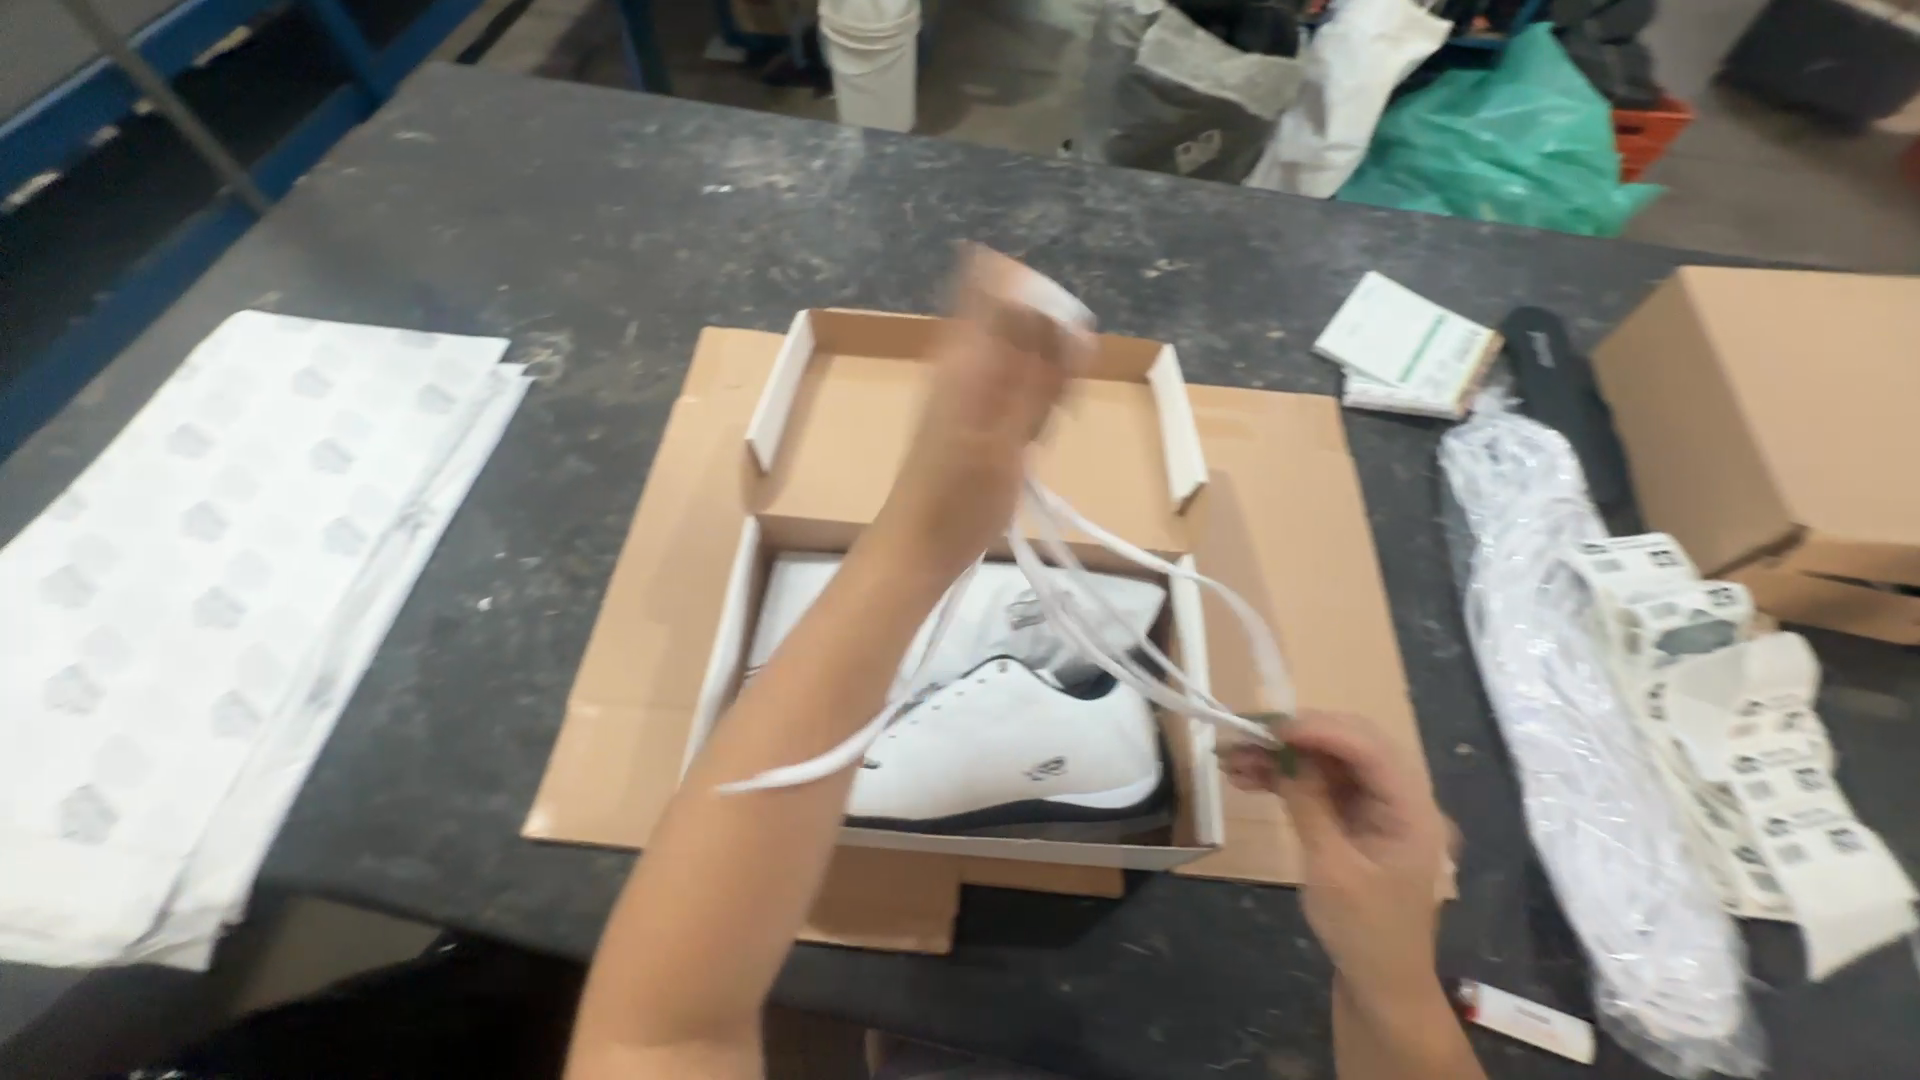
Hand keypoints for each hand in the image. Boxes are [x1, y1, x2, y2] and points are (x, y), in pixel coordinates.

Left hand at [870, 246, 1077, 580]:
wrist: (920, 546)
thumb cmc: (959, 500)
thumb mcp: (1006, 439)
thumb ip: (1039, 380)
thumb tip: (1072, 322)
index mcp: (965, 356)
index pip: (998, 284)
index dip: (1040, 302)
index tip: (1061, 349)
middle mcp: (965, 360)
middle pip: (1021, 323)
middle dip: (1050, 355)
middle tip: (1049, 405)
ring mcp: (969, 388)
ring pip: (1026, 361)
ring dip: (1045, 389)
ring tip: (1035, 434)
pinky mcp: (976, 414)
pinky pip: (1017, 391)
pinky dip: (1033, 412)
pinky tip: (1029, 445)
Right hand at [1222, 711, 1451, 1007]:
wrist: (1379, 980)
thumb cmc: (1364, 931)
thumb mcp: (1332, 870)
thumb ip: (1310, 805)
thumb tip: (1284, 755)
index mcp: (1410, 811)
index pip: (1370, 750)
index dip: (1321, 731)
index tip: (1271, 730)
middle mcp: (1396, 798)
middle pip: (1349, 743)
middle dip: (1295, 735)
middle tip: (1246, 734)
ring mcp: (1373, 805)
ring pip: (1326, 759)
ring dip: (1280, 754)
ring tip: (1231, 759)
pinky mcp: (1350, 815)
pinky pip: (1315, 781)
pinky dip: (1282, 775)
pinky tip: (1245, 777)